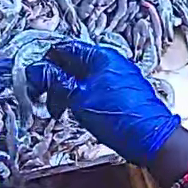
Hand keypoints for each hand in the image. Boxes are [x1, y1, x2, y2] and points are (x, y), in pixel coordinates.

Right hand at [24, 40, 178, 165]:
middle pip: (73, 63)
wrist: (152, 140)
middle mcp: (111, 61)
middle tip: (44, 97)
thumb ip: (55, 80)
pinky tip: (77, 111)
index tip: (35, 79)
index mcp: (100, 55)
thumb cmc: (119, 116)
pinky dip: (81, 97)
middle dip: (55, 79)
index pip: (64, 48)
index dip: (46, 62)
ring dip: (67, 91)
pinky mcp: (122, 93)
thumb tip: (36, 70)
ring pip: (83, 77)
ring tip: (59, 108)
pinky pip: (94, 88)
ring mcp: (118, 77)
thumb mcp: (78, 97)